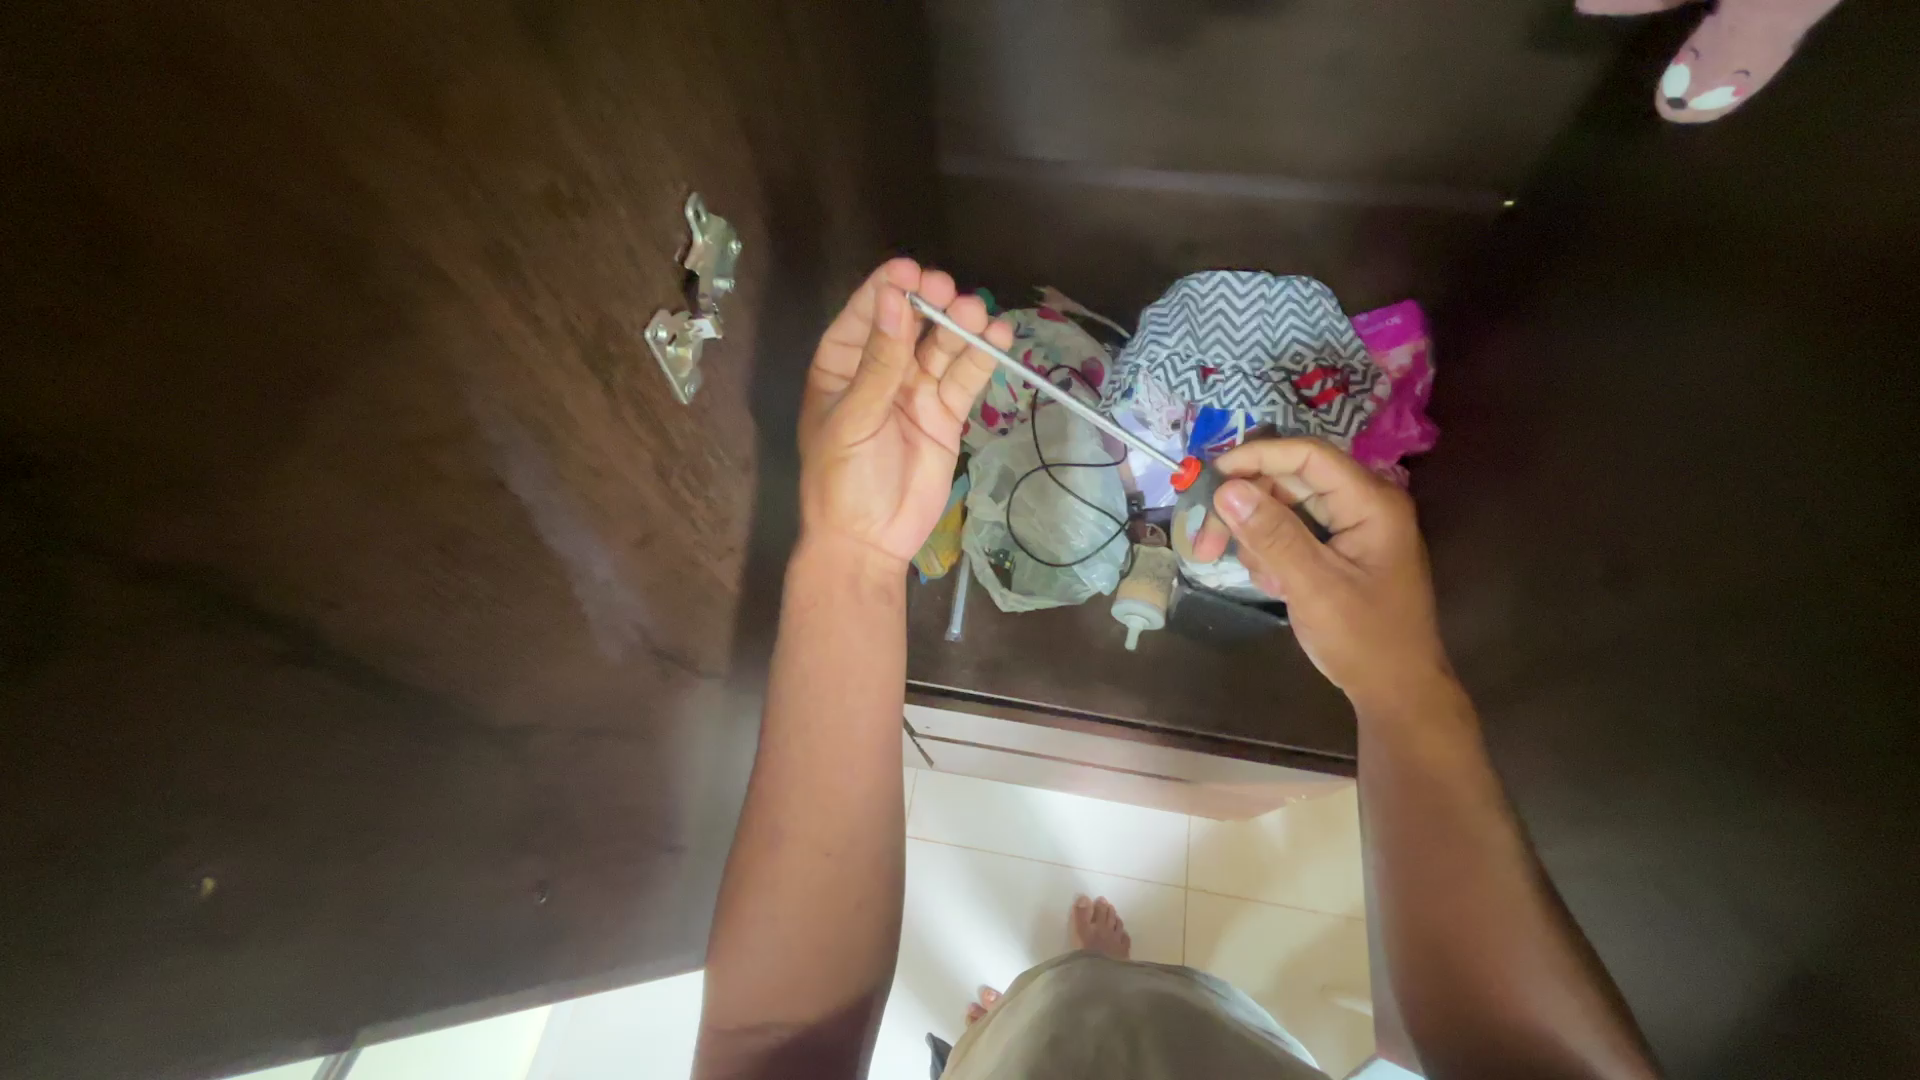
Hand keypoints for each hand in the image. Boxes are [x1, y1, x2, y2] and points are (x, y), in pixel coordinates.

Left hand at [798, 258, 1012, 567]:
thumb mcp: (854, 418)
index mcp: (841, 366)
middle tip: (948, 291)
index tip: (909, 270)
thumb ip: (879, 363)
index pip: (865, 316)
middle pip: (910, 325)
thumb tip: (894, 300)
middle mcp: (881, 371)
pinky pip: (964, 380)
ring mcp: (915, 392)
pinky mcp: (945, 415)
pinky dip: (982, 359)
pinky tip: (998, 338)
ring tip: (977, 313)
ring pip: (942, 349)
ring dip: (960, 328)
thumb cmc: (842, 479)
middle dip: (930, 305)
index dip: (887, 290)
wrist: (868, 540)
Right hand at [1189, 437, 1451, 708]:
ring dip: (1256, 537)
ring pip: (1282, 508)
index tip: (1208, 481)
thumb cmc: (1365, 639)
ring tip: (1260, 578)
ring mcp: (1348, 528)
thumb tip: (1226, 490)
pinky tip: (1274, 585)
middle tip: (1205, 543)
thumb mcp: (1314, 586)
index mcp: (1370, 502)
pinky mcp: (1336, 550)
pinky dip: (1269, 553)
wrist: (1396, 691)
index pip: (1306, 455)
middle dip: (1244, 508)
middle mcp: (1360, 505)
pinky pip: (1289, 533)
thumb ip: (1272, 534)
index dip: (1255, 458)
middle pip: (1287, 481)